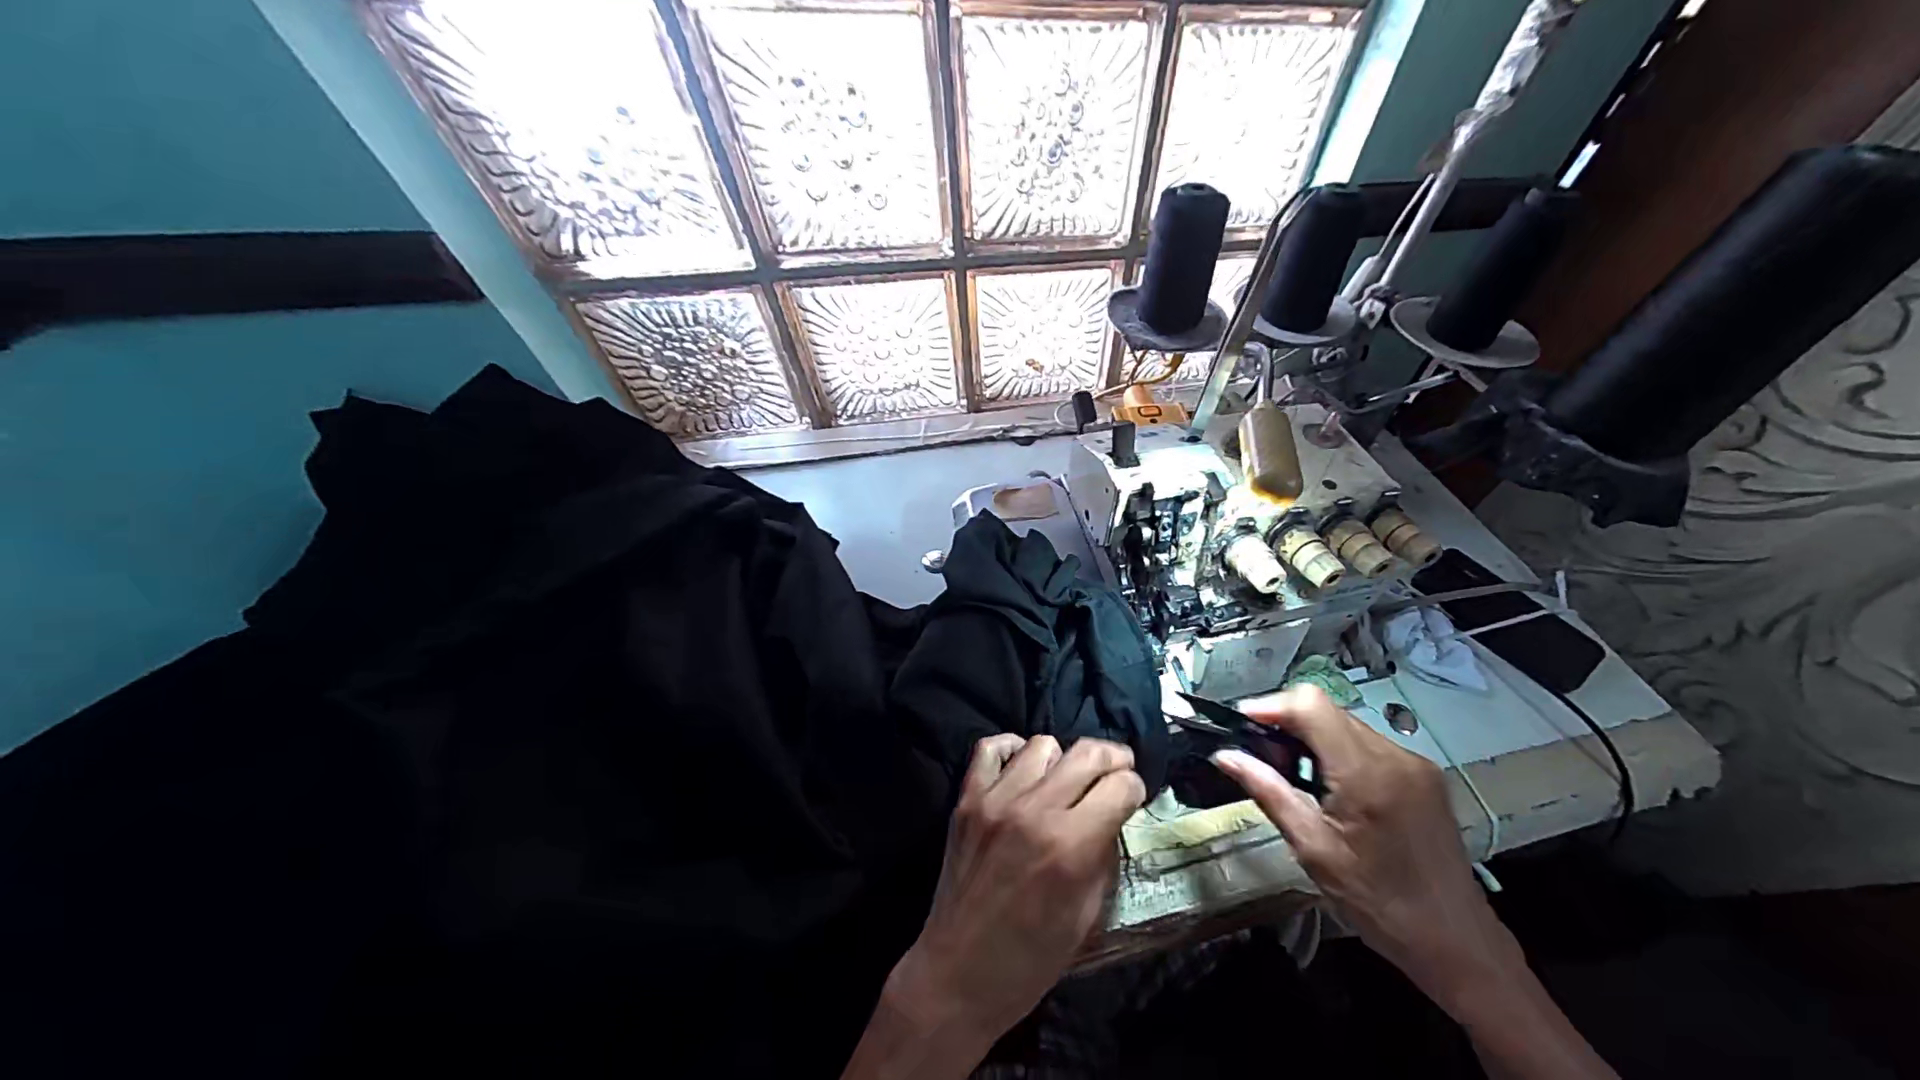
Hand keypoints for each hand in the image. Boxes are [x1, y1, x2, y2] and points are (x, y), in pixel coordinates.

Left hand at [842, 734, 1145, 1079]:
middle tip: (1117, 772)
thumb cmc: (1031, 959)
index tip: (1133, 796)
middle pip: (1087, 753)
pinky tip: (1023, 769)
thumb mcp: (1088, 914)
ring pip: (1043, 744)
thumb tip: (1112, 815)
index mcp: (1071, 845)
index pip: (1120, 785)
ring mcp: (995, 800)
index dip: (1135, 788)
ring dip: (1063, 759)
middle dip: (1113, 759)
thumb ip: (1102, 855)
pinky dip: (1012, 750)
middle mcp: (1035, 810)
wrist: (959, 973)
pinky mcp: (966, 800)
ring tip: (1065, 780)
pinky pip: (990, 748)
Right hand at [1212, 687, 1617, 1079]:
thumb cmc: (1378, 903)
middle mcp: (1395, 756)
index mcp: (1367, 773)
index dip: (1270, 705)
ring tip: (1287, 771)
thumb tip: (1224, 755)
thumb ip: (1267, 792)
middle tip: (1257, 753)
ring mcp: (1414, 763)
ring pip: (1346, 723)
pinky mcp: (1424, 775)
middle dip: (1286, 721)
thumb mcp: (1312, 848)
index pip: (1311, 704)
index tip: (1240, 725)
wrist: (1458, 943)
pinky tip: (1325, 784)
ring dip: (1311, 736)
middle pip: (1327, 709)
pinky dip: (1337, 751)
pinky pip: (1367, 743)